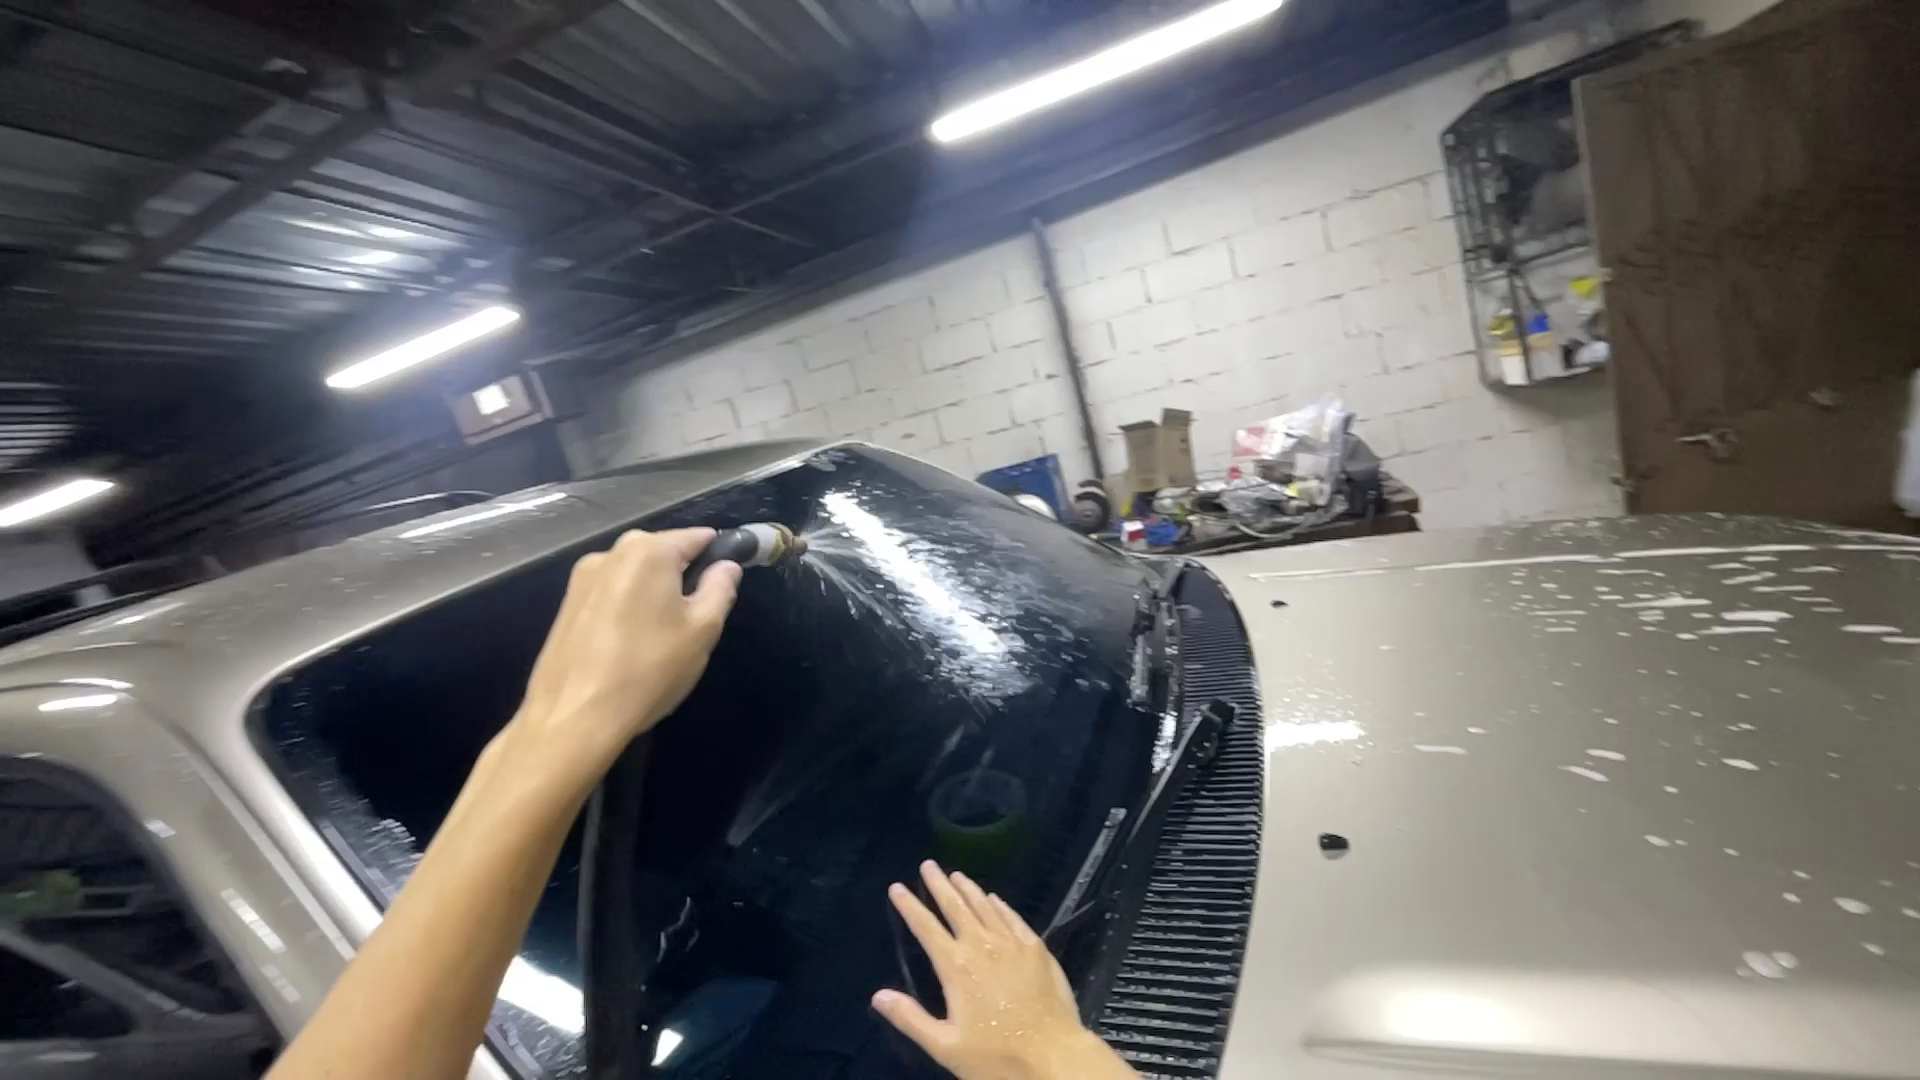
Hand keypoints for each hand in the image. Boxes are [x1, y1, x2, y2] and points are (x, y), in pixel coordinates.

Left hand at [507, 528, 740, 789]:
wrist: (573, 719)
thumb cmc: (648, 669)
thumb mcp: (703, 630)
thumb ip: (720, 588)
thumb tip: (726, 566)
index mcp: (648, 550)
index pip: (698, 537)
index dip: (720, 556)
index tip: (729, 585)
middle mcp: (610, 553)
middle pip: (663, 553)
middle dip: (684, 577)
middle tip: (697, 621)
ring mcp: (582, 579)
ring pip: (636, 576)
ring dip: (655, 595)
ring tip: (662, 639)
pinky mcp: (567, 606)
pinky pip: (613, 595)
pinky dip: (629, 610)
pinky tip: (632, 647)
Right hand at [874, 862, 1131, 1079]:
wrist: (1053, 1056)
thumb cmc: (996, 1057)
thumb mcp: (946, 1047)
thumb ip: (911, 1019)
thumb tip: (879, 996)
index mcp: (956, 967)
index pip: (926, 927)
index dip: (910, 906)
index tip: (897, 887)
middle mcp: (981, 945)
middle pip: (955, 906)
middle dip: (939, 884)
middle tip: (928, 864)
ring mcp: (1011, 942)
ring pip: (984, 906)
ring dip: (968, 888)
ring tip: (956, 874)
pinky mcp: (1035, 947)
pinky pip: (1012, 917)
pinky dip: (1000, 904)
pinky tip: (994, 898)